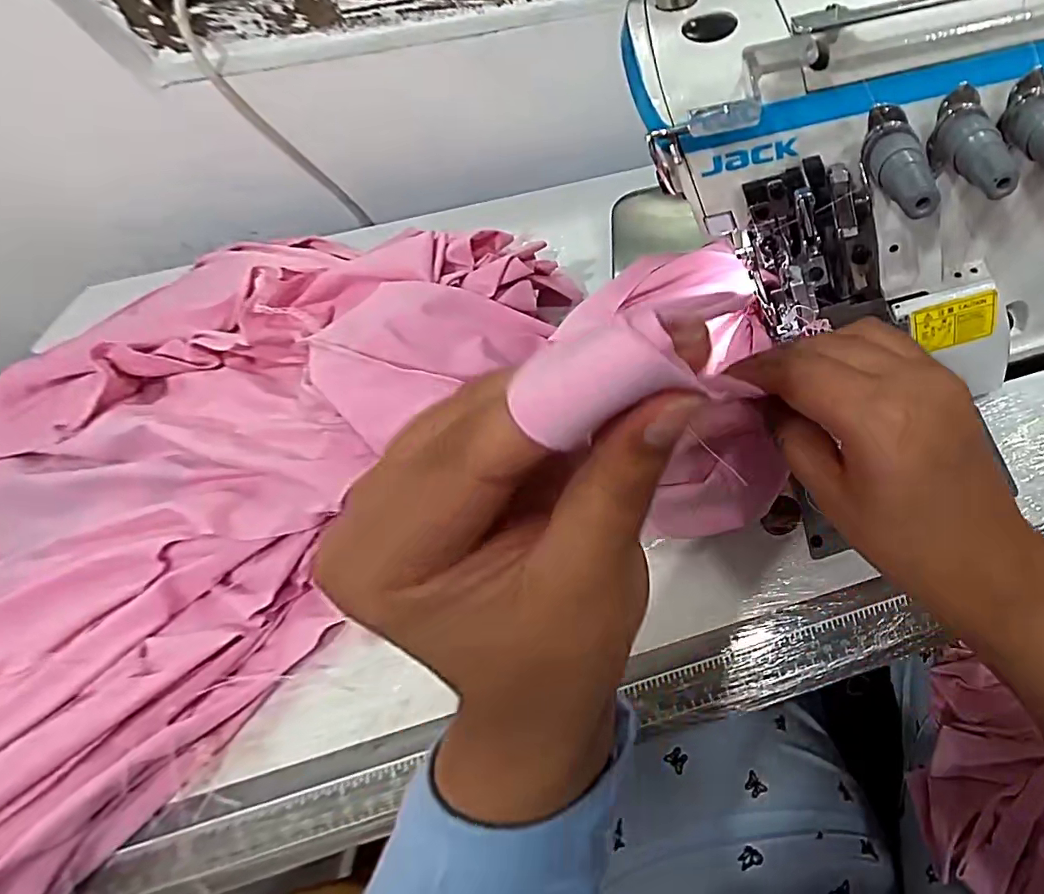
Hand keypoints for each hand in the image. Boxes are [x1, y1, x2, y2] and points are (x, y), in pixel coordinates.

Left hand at [315, 323, 709, 823]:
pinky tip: (604, 392)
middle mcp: (368, 508)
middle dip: (576, 379)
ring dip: (570, 381)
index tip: (658, 348)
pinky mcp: (437, 473)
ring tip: (642, 368)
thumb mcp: (596, 571)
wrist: (540, 695)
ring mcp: (396, 486)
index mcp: (385, 555)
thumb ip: (623, 477)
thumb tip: (675, 396)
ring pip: (490, 401)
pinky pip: (499, 412)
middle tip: (661, 352)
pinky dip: (558, 398)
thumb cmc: (563, 656)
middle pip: (480, 413)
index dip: (574, 389)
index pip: (483, 448)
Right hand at [732, 320, 1043, 824]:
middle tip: (761, 381)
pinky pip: (894, 343)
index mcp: (875, 416)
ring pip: (862, 332)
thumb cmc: (906, 544)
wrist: (984, 556)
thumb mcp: (835, 499)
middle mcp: (907, 380)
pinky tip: (844, 372)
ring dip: (823, 346)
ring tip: (800, 375)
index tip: (735, 376)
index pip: (802, 369)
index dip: (761, 368)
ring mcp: (934, 374)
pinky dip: (859, 347)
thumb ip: (796, 440)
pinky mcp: (948, 379)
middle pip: (828, 344)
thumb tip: (770, 404)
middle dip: (787, 357)